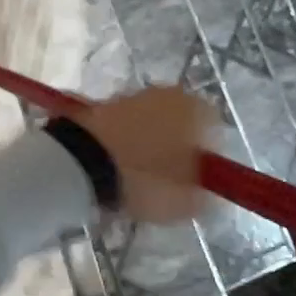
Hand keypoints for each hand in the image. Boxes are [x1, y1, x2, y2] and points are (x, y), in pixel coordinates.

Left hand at [76, 87, 215, 221]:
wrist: (81, 161)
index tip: (197, 178)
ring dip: (149, 142)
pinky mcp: (102, 102)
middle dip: (177, 145)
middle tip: (169, 177)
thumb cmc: (145, 180)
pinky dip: (125, 140)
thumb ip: (203, 194)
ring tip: (139, 175)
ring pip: (151, 121)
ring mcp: (131, 94)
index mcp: (195, 108)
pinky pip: (125, 125)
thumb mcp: (187, 202)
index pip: (215, 127)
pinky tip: (117, 165)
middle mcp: (166, 93)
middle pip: (181, 121)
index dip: (208, 154)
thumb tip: (204, 191)